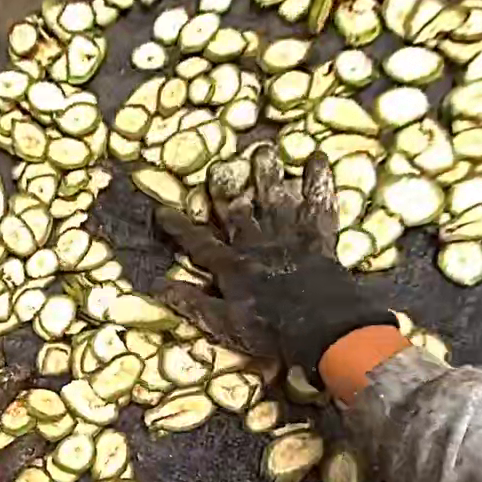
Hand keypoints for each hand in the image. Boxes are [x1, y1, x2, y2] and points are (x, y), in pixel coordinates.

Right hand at [154, 141, 396, 376]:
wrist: (324, 329)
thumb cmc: (268, 331)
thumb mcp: (222, 323)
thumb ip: (192, 302)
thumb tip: (157, 285)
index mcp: (232, 268)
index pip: (198, 244)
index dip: (179, 227)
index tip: (162, 210)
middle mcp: (258, 246)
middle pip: (238, 213)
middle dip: (226, 190)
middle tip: (220, 165)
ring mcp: (290, 240)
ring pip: (275, 202)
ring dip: (269, 176)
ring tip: (264, 150)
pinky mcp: (320, 241)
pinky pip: (320, 206)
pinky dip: (319, 182)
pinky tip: (319, 158)